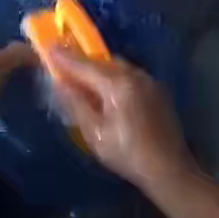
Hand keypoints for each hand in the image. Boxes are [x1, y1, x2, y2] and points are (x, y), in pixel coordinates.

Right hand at [44, 50, 196, 191]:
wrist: (170, 171)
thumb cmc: (128, 154)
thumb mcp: (95, 133)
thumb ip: (76, 104)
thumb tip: (60, 83)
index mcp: (118, 85)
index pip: (85, 65)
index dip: (64, 57)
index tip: (48, 47)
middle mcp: (135, 75)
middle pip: (101, 61)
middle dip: (81, 61)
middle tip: (63, 64)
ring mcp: (149, 81)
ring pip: (117, 66)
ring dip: (98, 68)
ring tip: (82, 79)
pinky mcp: (157, 90)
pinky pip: (129, 75)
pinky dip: (113, 76)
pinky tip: (106, 90)